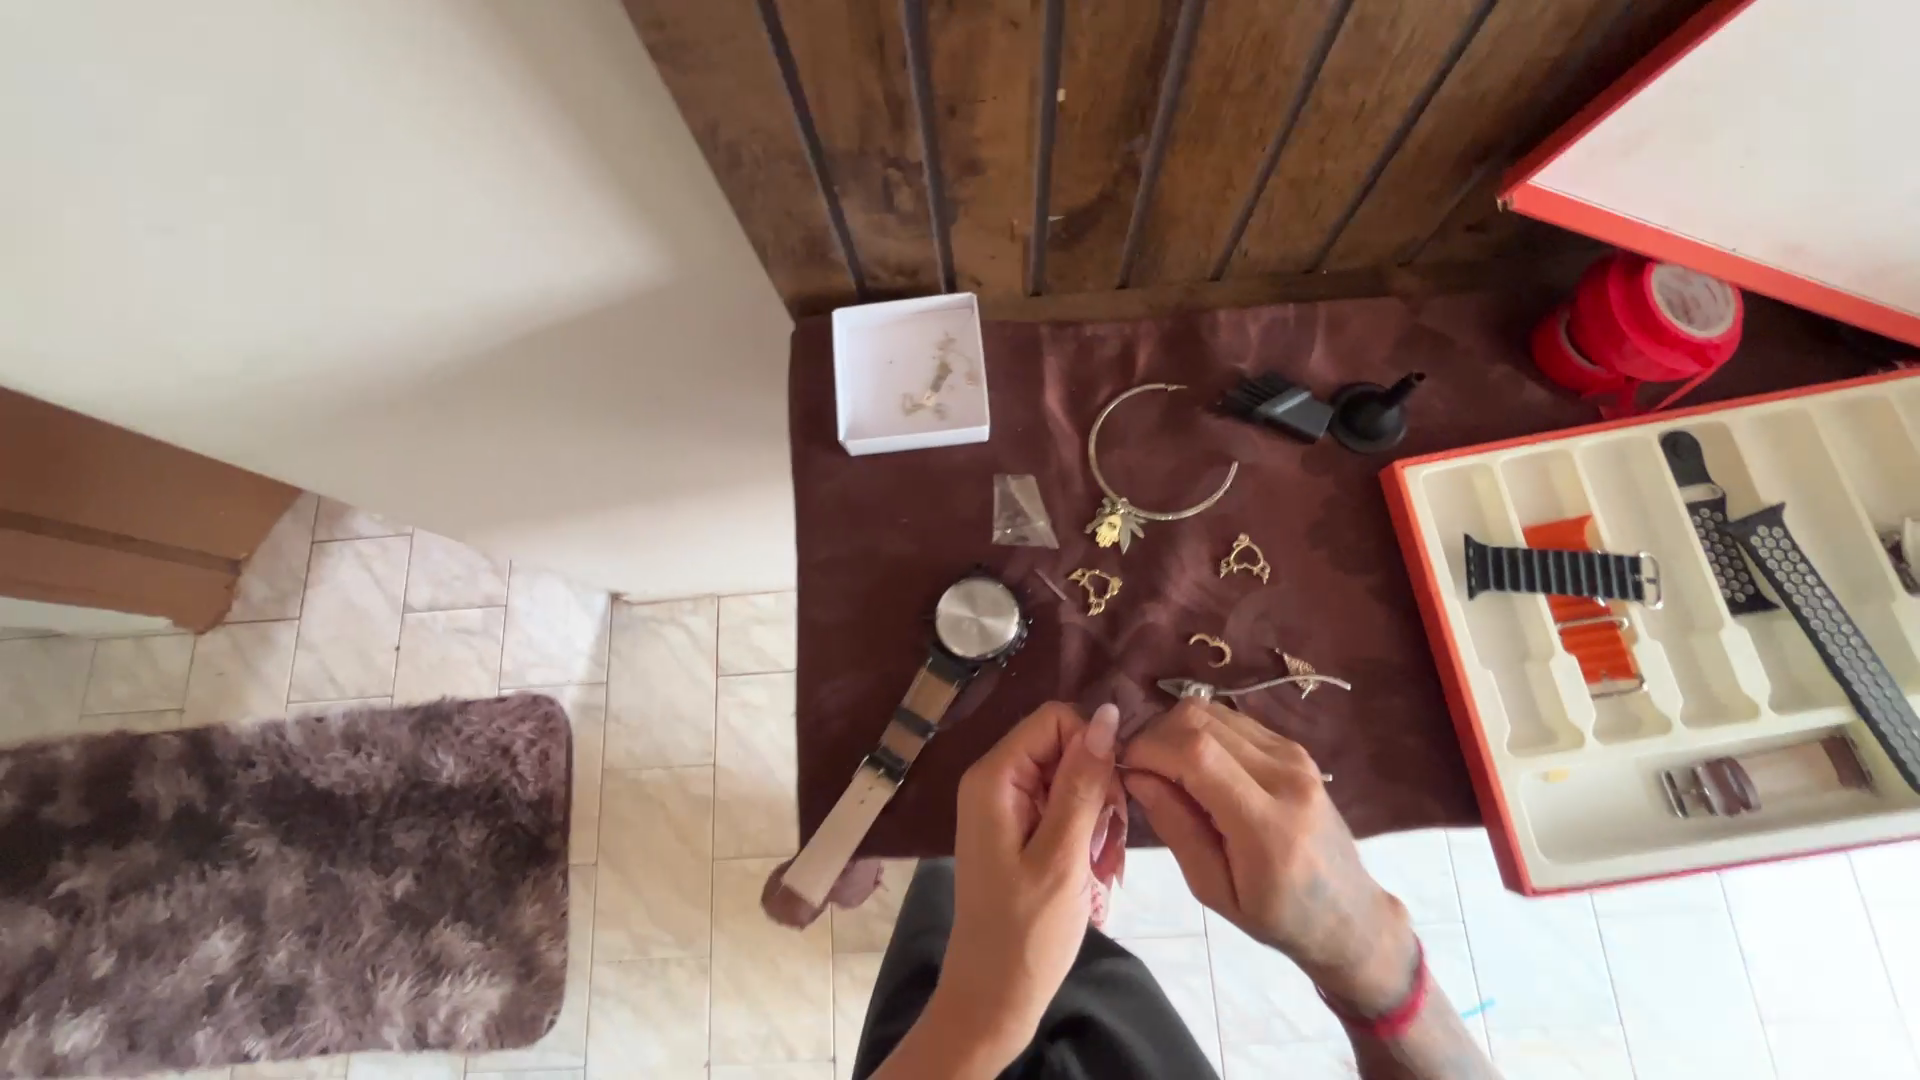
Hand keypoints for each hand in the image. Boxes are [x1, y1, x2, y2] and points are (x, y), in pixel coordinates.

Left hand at [925, 701, 1122, 1067]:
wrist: (994, 996)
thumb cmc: (1026, 932)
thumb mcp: (1063, 854)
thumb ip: (1083, 781)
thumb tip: (1107, 715)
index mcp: (994, 777)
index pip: (1054, 719)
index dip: (1091, 747)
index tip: (1110, 797)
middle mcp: (994, 780)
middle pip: (1062, 746)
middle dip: (1096, 785)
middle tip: (1106, 840)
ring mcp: (1004, 805)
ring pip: (1068, 778)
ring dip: (1095, 814)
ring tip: (1100, 862)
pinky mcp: (1016, 828)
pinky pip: (1059, 806)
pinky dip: (1083, 832)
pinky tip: (1091, 868)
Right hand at [1120, 700, 1417, 1013]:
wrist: (1349, 915)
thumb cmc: (1276, 917)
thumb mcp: (1213, 889)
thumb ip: (1175, 827)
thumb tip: (1134, 774)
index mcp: (1267, 827)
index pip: (1197, 754)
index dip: (1149, 747)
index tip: (1124, 767)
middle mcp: (1285, 778)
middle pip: (1201, 721)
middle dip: (1155, 734)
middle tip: (1139, 766)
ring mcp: (1294, 757)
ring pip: (1212, 711)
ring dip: (1175, 730)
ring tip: (1164, 765)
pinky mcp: (1294, 749)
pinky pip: (1231, 720)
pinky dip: (1200, 731)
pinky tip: (1194, 763)